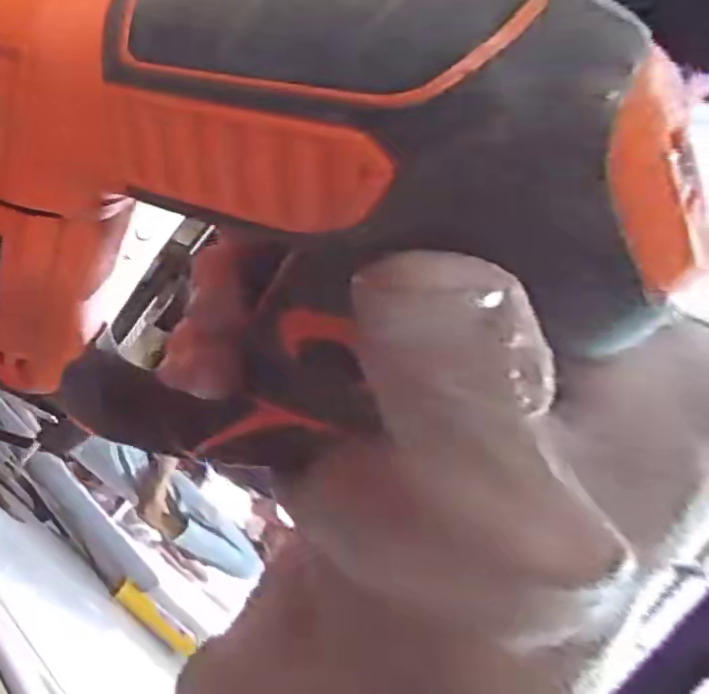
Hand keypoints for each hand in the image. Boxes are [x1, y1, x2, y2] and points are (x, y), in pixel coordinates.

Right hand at [172, 239, 708, 692]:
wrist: (381, 644)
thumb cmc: (469, 593)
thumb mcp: (489, 507)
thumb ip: (463, 396)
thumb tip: (422, 265)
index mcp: (624, 342)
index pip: (519, 207)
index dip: (404, 183)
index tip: (306, 195)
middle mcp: (524, 322)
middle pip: (380, 231)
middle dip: (279, 261)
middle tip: (220, 298)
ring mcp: (425, 340)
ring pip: (308, 267)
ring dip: (234, 303)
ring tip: (201, 357)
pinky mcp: (350, 358)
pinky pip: (275, 308)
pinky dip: (227, 332)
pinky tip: (201, 371)